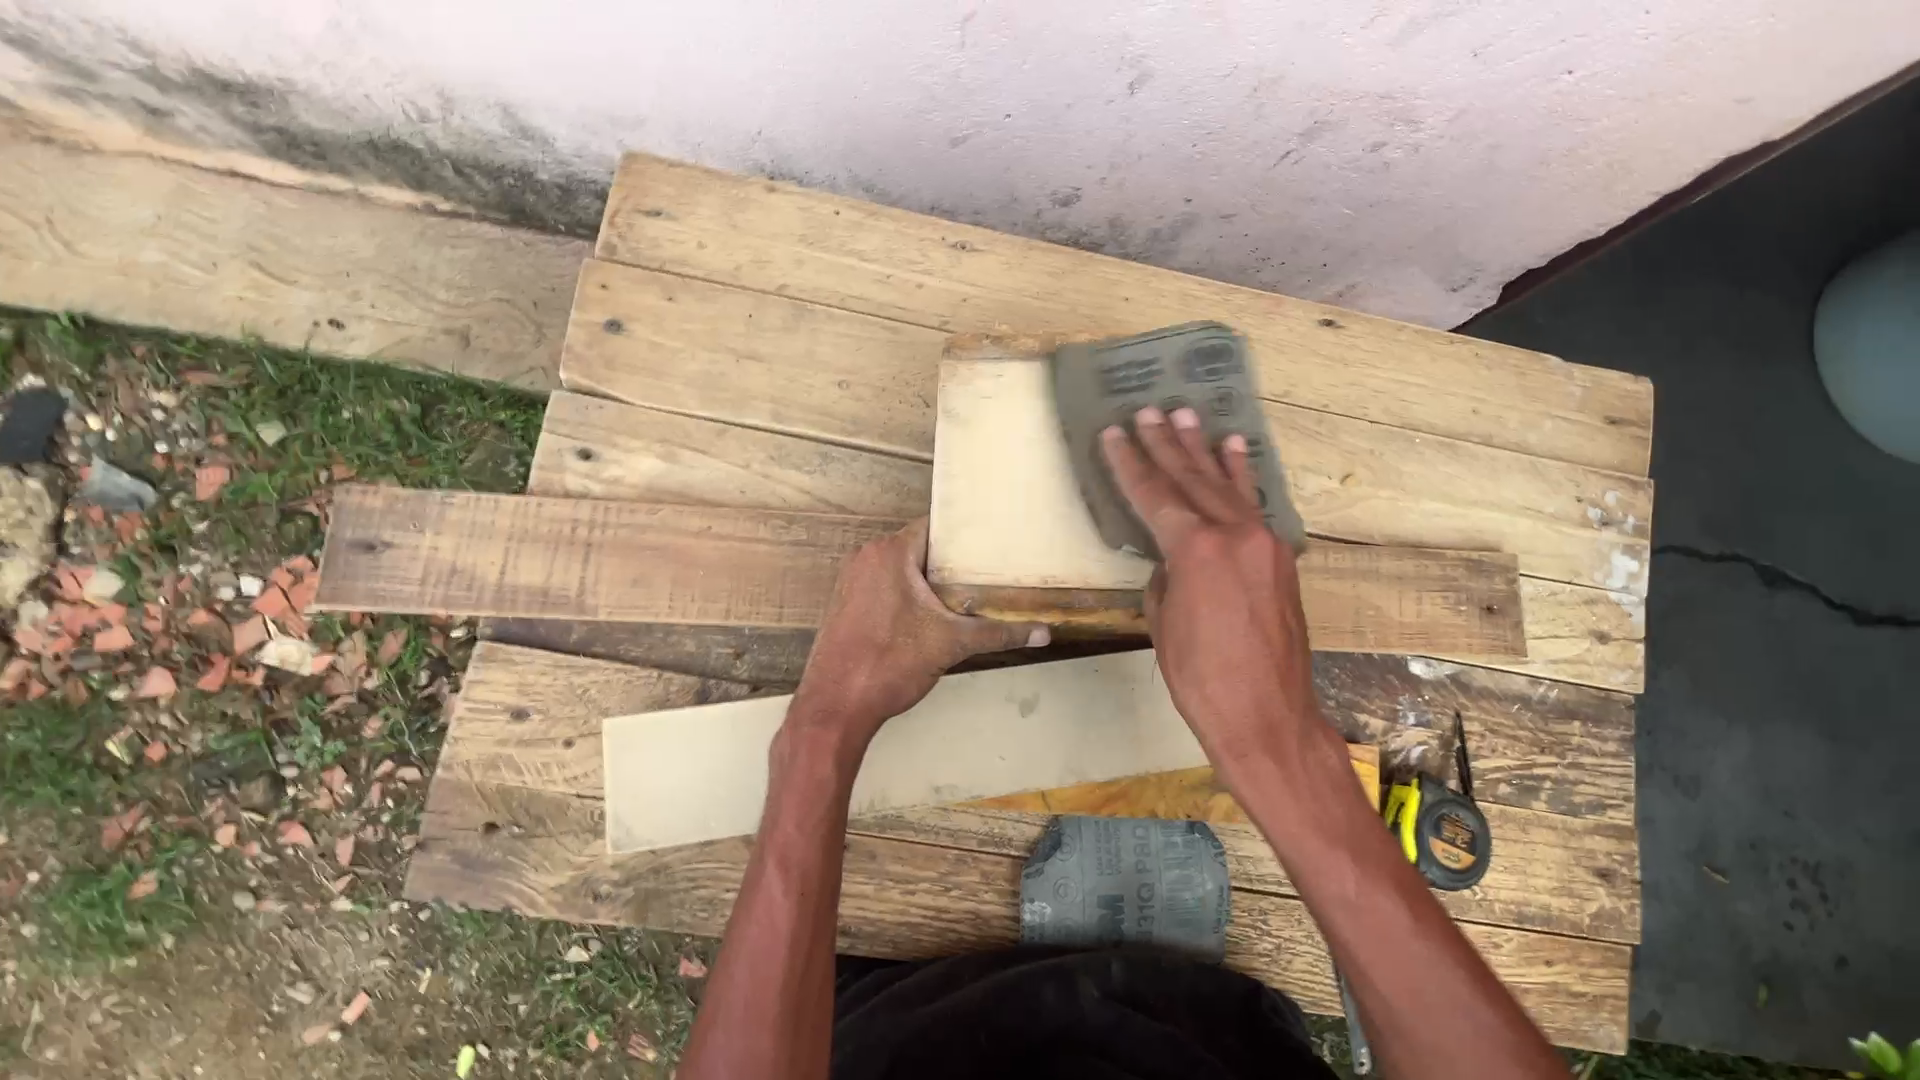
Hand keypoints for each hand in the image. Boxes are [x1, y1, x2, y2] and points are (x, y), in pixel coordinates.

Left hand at [788, 518, 1049, 749]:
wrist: (836, 706)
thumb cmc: (888, 666)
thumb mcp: (952, 645)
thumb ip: (999, 633)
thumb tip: (1043, 633)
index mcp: (890, 554)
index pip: (934, 526)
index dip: (964, 534)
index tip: (990, 542)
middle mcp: (866, 559)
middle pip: (919, 548)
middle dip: (950, 561)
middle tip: (986, 572)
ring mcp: (851, 582)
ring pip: (900, 570)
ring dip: (928, 581)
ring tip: (965, 594)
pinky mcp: (845, 605)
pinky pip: (883, 588)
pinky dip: (906, 596)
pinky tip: (929, 618)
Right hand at [1099, 407, 1345, 790]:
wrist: (1267, 716)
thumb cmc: (1200, 679)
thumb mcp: (1163, 624)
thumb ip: (1164, 577)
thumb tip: (1171, 557)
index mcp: (1195, 549)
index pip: (1154, 495)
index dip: (1130, 464)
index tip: (1115, 433)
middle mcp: (1234, 534)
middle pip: (1191, 479)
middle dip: (1167, 445)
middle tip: (1150, 411)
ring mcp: (1264, 543)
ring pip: (1227, 485)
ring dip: (1205, 450)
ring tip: (1189, 416)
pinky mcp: (1280, 558)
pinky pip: (1254, 505)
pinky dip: (1243, 477)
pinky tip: (1236, 451)